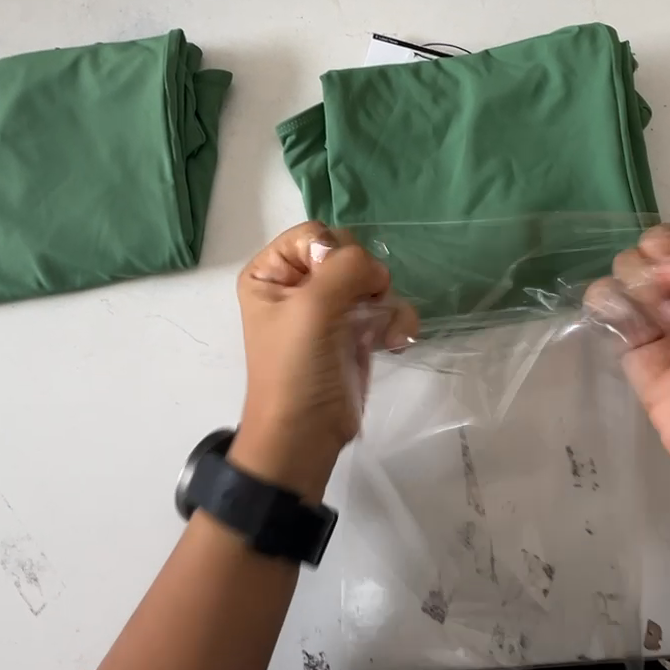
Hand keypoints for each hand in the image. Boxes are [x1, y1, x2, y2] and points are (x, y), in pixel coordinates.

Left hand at [233, 223, 417, 500]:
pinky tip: (396, 343)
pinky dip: (397, 321)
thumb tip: (370, 265)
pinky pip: (387, 307)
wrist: (306, 436)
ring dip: (386, 302)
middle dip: (364, 277)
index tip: (334, 284)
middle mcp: (299, 284)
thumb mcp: (312, 308)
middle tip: (364, 302)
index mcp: (272, 272)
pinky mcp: (356, 331)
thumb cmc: (296, 368)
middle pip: (348, 252)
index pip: (313, 233)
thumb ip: (345, 267)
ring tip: (385, 332)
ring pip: (372, 279)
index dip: (333, 252)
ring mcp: (330, 308)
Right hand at [584, 212, 669, 481]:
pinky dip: (612, 304)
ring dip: (642, 287)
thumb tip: (667, 266)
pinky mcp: (627, 332)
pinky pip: (603, 296)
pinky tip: (635, 330)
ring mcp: (657, 308)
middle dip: (661, 256)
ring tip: (667, 324)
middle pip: (659, 238)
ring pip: (627, 263)